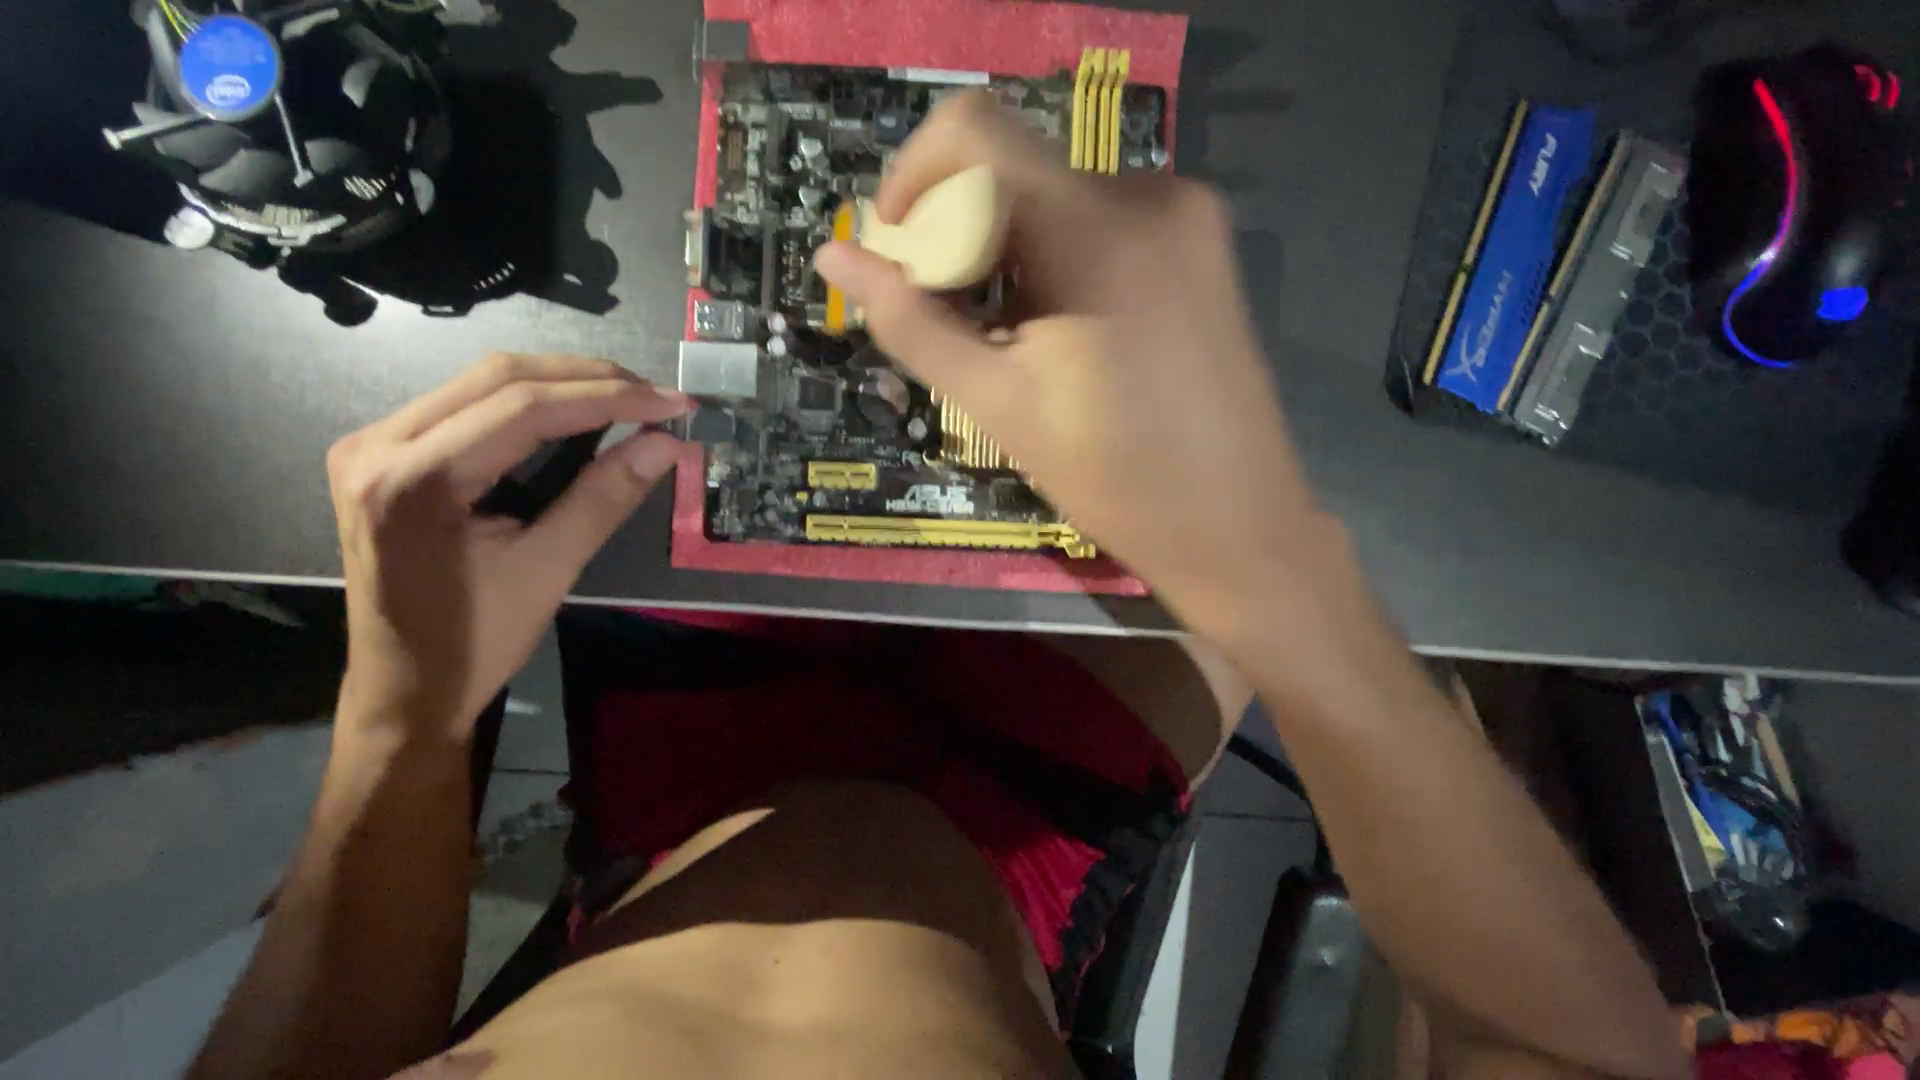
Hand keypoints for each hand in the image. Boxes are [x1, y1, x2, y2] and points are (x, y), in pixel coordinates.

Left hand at [327, 354, 688, 743]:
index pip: (522, 408)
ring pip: (482, 381)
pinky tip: (576, 411)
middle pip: (498, 377)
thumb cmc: (475, 642)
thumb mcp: (549, 570)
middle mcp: (376, 444)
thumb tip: (668, 443)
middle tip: (657, 395)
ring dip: (562, 383)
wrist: (405, 688)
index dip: (608, 396)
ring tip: (630, 398)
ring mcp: (372, 443)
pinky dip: (530, 401)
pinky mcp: (383, 451)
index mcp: (410, 481)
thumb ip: (604, 497)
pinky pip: (466, 402)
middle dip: (589, 378)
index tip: (673, 402)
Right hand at [814, 92, 1346, 644]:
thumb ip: (911, 320)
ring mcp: (1186, 215)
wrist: (1235, 523)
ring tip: (1013, 341)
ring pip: (1056, 195)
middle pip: (1014, 168)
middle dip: (960, 232)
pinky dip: (1058, 257)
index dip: (914, 175)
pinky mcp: (1202, 242)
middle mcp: (1148, 195)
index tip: (899, 247)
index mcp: (1094, 231)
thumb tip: (835, 256)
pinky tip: (1063, 330)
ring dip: (1008, 251)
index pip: (974, 130)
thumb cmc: (1113, 478)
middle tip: (952, 319)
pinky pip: (1102, 218)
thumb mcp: (997, 402)